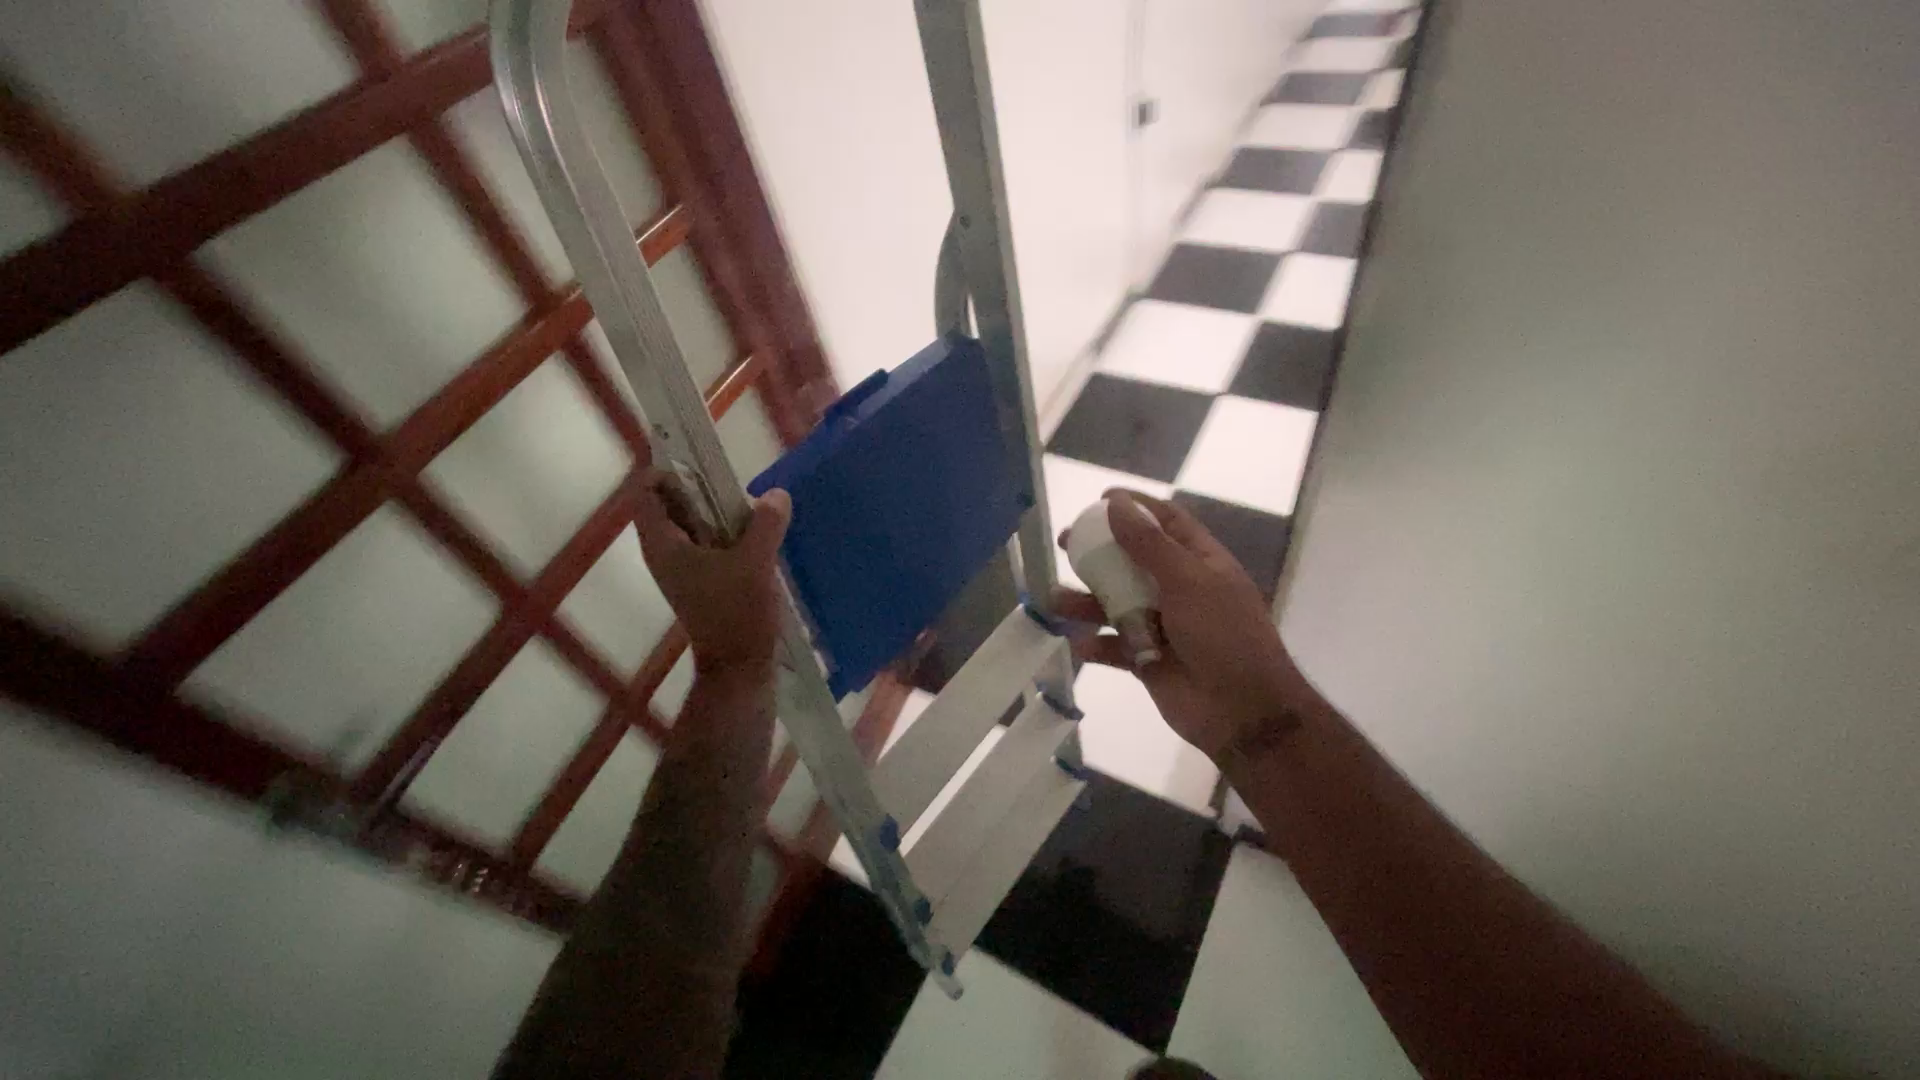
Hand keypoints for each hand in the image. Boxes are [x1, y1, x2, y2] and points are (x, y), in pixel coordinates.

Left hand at [631, 469, 791, 678]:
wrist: (740, 669)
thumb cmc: (737, 613)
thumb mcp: (756, 562)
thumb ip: (765, 523)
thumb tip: (776, 495)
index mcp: (663, 545)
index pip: (648, 491)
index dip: (668, 470)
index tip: (702, 459)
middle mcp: (665, 554)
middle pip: (672, 506)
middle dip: (701, 489)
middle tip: (734, 480)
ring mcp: (683, 571)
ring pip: (693, 527)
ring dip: (717, 513)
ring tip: (750, 505)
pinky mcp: (702, 584)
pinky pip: (708, 546)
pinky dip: (726, 535)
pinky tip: (756, 536)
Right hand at [1055, 490, 1299, 761]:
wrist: (1242, 711)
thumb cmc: (1223, 635)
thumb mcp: (1188, 581)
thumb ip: (1149, 543)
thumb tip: (1117, 503)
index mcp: (1200, 562)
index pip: (1166, 522)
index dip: (1136, 507)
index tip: (1100, 499)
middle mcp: (1180, 588)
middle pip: (1132, 560)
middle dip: (1098, 552)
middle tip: (1065, 543)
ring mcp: (1162, 624)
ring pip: (1115, 603)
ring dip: (1086, 601)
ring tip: (1056, 600)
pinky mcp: (1147, 658)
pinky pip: (1114, 645)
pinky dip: (1097, 646)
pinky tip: (1081, 646)